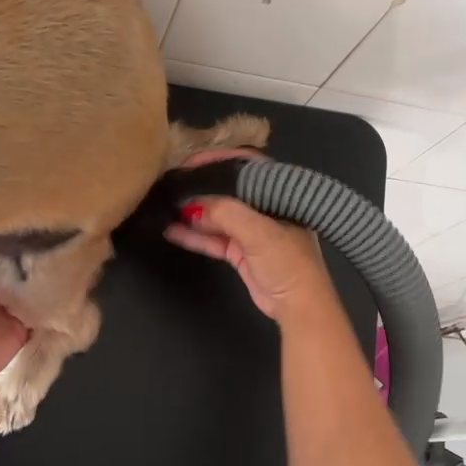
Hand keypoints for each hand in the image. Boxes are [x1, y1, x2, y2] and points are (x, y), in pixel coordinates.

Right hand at [163, 154, 338, 326]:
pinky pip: (214, 239)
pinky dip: (195, 236)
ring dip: (194, 214)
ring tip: (167, 208)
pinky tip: (173, 230)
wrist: (298, 305)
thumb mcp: (260, 232)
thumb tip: (192, 207)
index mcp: (279, 194)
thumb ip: (227, 214)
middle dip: (201, 188)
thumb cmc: (288, 262)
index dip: (219, 161)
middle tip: (173, 184)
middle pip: (228, 191)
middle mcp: (265, 208)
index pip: (247, 166)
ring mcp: (252, 231)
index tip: (190, 162)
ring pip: (218, 216)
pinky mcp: (240, 252)